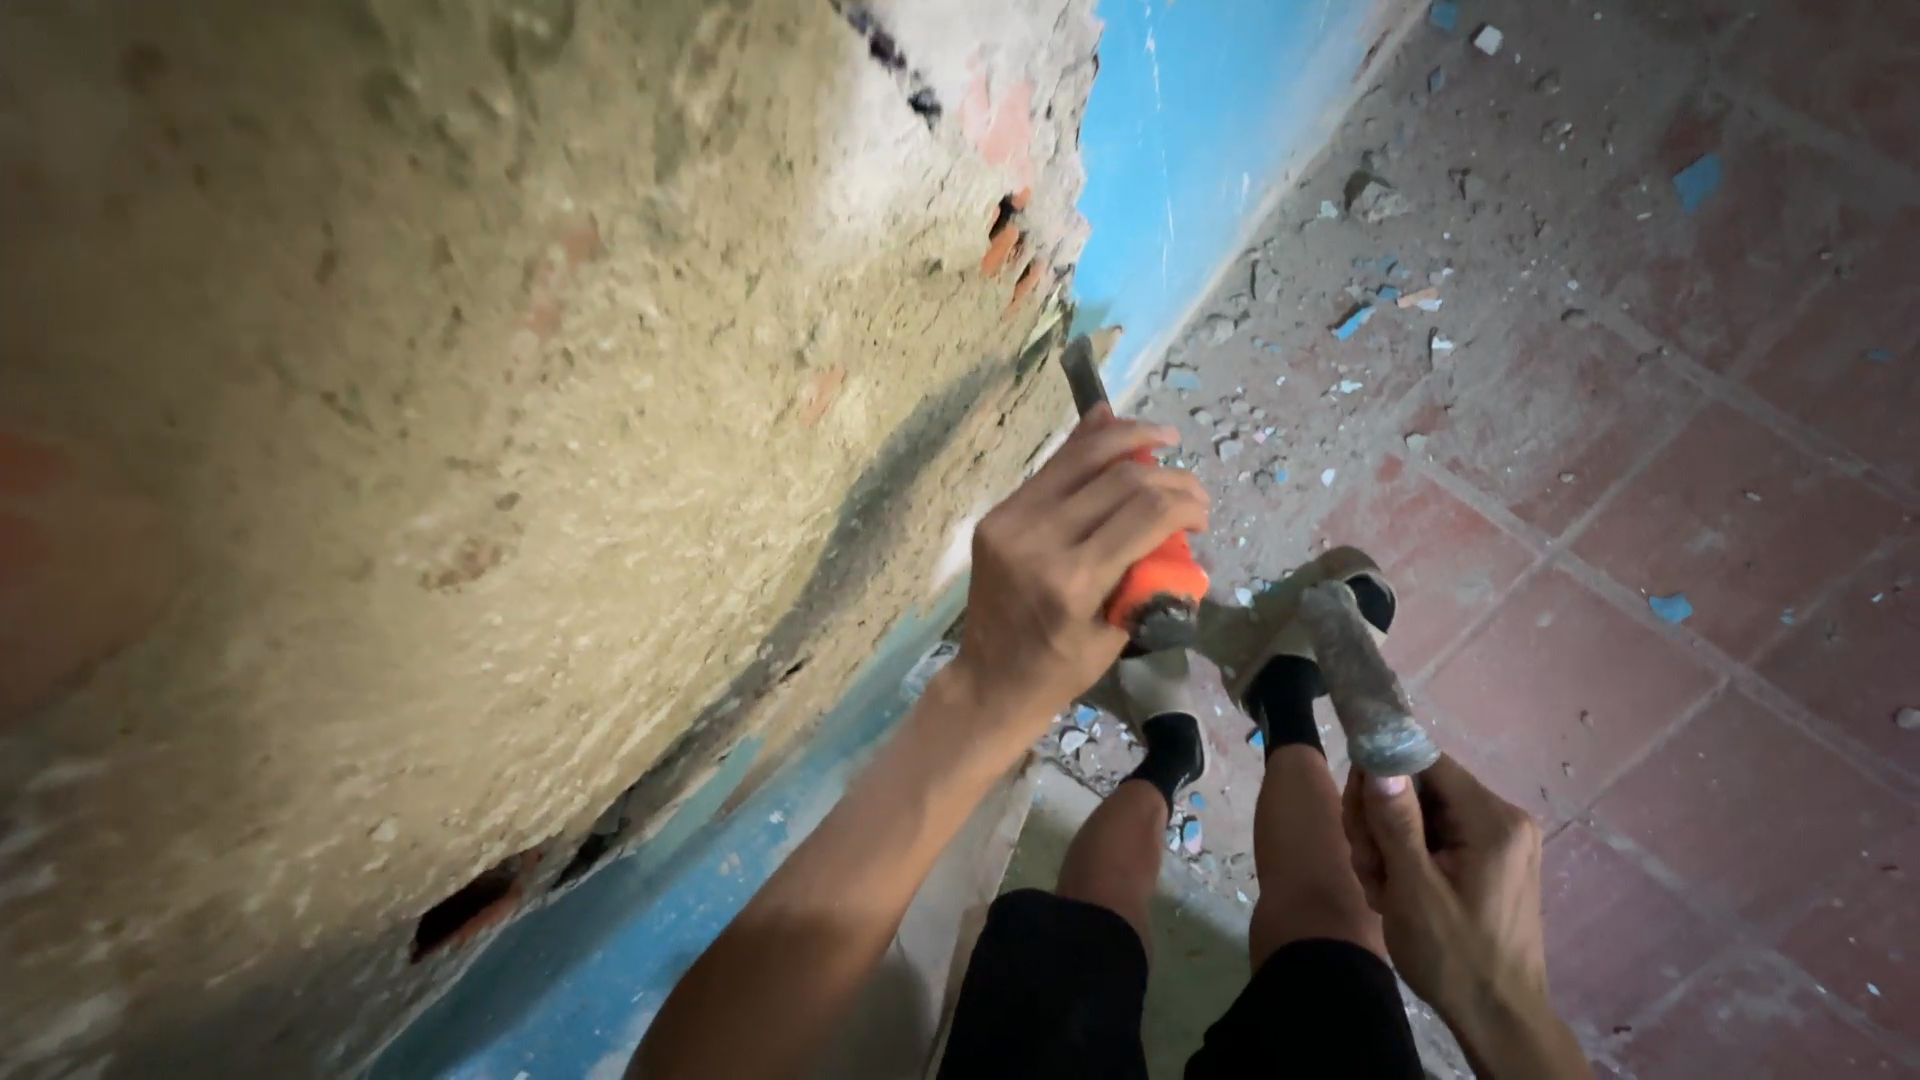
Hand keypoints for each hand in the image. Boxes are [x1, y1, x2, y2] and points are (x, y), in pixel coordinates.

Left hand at [950, 406, 1207, 731]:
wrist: (988, 680)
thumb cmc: (1060, 671)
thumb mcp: (1117, 635)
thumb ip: (1147, 575)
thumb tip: (1179, 525)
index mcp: (1073, 581)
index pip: (1145, 515)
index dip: (1184, 503)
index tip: (1202, 514)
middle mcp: (1038, 541)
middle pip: (1119, 479)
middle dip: (1168, 476)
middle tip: (1191, 487)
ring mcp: (1010, 523)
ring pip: (1080, 459)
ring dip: (1127, 439)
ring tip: (1162, 435)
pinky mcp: (996, 516)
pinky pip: (1049, 470)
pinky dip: (1085, 448)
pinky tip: (1112, 427)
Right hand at [1343, 758, 1585, 1076]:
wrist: (1498, 1020)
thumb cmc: (1455, 956)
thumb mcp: (1414, 889)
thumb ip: (1396, 821)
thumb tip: (1377, 762)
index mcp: (1491, 820)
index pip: (1421, 760)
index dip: (1379, 776)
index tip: (1356, 814)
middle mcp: (1499, 818)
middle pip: (1414, 784)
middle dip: (1377, 818)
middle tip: (1367, 863)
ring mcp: (1493, 839)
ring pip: (1413, 810)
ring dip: (1383, 842)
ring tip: (1379, 886)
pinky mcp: (1484, 858)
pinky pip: (1428, 833)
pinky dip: (1401, 855)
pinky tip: (1393, 890)